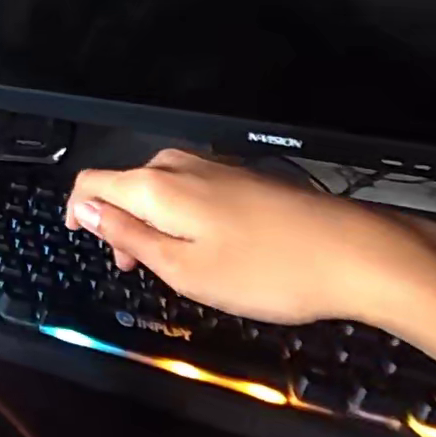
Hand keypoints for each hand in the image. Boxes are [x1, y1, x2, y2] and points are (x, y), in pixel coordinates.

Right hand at [63, 149, 435, 327]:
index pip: (90, 184)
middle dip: (114, 222)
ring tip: (171, 262)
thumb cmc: (265, 270)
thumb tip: (86, 211)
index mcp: (153, 187)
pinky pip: (184, 188)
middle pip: (121, 186)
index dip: (77, 210)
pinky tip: (206, 246)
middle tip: (131, 266)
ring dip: (146, 220)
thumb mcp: (182, 268)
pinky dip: (176, 214)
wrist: (358, 253)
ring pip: (154, 187)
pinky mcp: (237, 174)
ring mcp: (209, 166)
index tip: (81, 236)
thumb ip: (126, 235)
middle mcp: (174, 166)